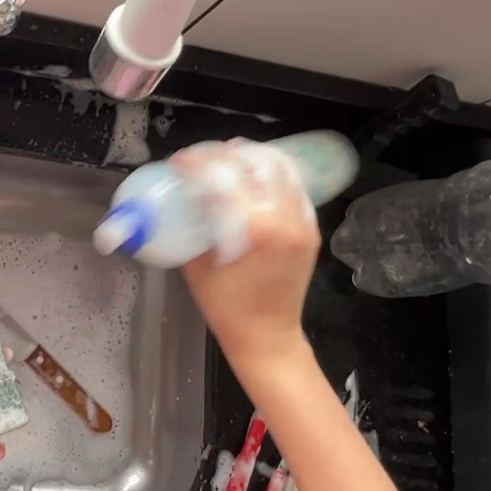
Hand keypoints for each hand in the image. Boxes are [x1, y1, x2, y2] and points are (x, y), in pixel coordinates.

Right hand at [175, 139, 319, 368]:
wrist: (268, 337)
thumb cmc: (227, 309)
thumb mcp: (197, 267)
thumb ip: (192, 229)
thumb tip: (180, 202)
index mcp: (254, 230)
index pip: (223, 180)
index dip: (197, 164)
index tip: (179, 161)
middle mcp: (283, 219)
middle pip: (255, 164)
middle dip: (226, 153)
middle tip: (204, 156)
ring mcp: (302, 223)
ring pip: (281, 168)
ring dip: (253, 156)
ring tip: (230, 154)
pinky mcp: (310, 229)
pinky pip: (294, 187)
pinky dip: (273, 173)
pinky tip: (255, 174)